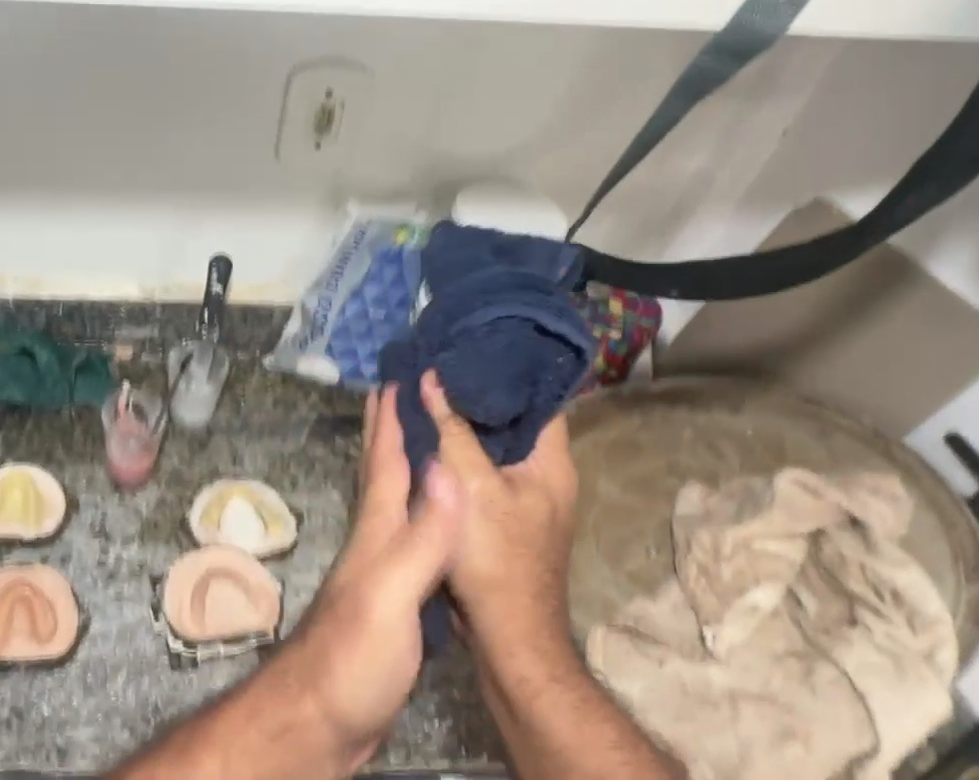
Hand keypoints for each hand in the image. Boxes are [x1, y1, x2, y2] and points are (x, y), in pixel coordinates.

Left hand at [271, 384, 463, 770]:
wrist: (321, 720)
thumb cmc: (355, 657)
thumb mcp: (391, 594)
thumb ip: (422, 537)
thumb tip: (446, 467)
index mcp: (377, 533)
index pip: (385, 463)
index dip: (392, 419)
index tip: (400, 374)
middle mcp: (375, 542)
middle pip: (381, 475)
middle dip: (387, 431)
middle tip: (398, 392)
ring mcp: (379, 572)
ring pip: (392, 504)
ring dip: (402, 468)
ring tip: (419, 443)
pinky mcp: (390, 603)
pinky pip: (405, 540)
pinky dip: (416, 516)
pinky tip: (426, 520)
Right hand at [419, 370, 577, 655]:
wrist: (505, 634)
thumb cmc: (496, 554)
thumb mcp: (471, 484)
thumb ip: (451, 428)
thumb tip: (430, 377)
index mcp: (552, 460)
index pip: (538, 395)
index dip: (508, 367)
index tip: (470, 343)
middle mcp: (545, 473)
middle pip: (512, 418)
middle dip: (476, 391)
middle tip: (437, 361)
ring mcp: (525, 497)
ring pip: (494, 444)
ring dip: (464, 421)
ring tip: (426, 390)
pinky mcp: (502, 515)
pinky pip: (481, 468)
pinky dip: (458, 450)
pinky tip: (427, 438)